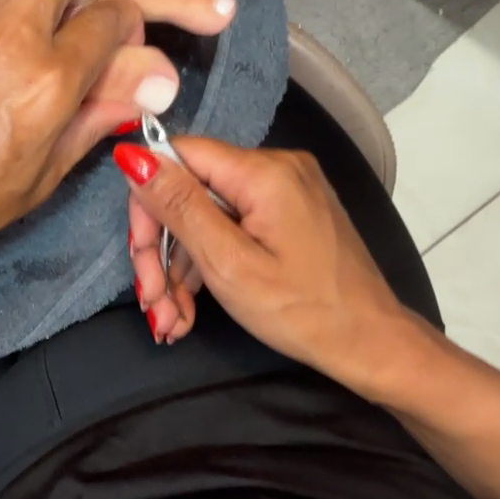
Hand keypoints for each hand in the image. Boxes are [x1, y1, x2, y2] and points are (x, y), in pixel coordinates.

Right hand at [112, 136, 426, 394]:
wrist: (368, 343)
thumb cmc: (300, 309)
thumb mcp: (228, 261)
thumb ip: (180, 206)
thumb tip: (131, 155)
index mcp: (263, 172)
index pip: (177, 157)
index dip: (147, 202)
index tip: (141, 254)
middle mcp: (274, 169)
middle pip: (187, 192)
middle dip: (159, 250)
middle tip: (152, 304)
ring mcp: (281, 193)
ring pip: (202, 218)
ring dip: (177, 271)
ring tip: (171, 321)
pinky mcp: (284, 216)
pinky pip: (226, 230)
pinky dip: (204, 268)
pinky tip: (189, 310)